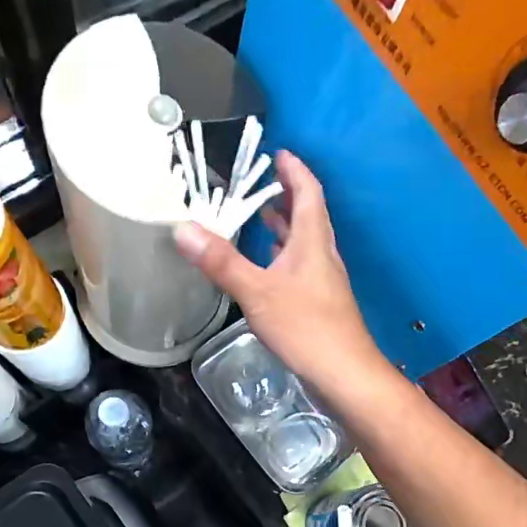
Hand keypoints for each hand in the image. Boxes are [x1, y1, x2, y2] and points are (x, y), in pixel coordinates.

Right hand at [172, 152, 391, 395]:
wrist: (344, 374)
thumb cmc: (306, 328)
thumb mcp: (258, 293)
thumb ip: (222, 262)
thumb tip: (182, 229)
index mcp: (312, 242)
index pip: (308, 192)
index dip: (295, 170)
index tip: (279, 153)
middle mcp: (322, 256)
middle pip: (309, 215)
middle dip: (287, 196)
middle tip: (264, 183)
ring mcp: (324, 282)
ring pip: (305, 244)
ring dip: (286, 228)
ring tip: (262, 219)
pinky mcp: (320, 305)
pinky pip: (301, 269)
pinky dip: (284, 258)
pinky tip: (270, 270)